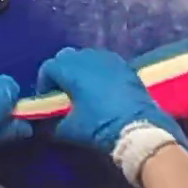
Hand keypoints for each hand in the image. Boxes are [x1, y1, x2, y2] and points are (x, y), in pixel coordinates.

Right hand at [37, 48, 187, 155]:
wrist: (143, 131)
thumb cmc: (101, 126)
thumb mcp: (72, 130)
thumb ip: (54, 125)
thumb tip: (46, 126)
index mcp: (68, 69)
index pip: (47, 69)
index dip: (44, 85)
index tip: (49, 101)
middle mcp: (84, 56)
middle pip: (65, 59)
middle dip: (62, 74)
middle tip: (66, 94)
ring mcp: (106, 58)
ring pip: (85, 58)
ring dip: (82, 71)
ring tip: (86, 91)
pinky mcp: (124, 65)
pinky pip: (104, 63)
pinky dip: (100, 72)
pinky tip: (105, 90)